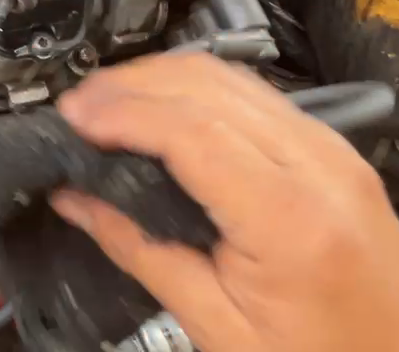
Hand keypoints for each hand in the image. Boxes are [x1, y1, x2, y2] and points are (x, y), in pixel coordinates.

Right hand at [51, 53, 398, 351]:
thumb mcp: (223, 329)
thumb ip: (140, 252)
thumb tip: (73, 199)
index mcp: (292, 218)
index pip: (186, 128)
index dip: (117, 111)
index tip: (69, 117)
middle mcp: (317, 165)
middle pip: (200, 84)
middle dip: (125, 84)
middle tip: (75, 108)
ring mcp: (328, 147)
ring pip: (221, 73)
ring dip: (153, 76)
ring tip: (105, 102)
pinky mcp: (328, 146)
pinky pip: (244, 88)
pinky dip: (188, 84)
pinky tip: (158, 105)